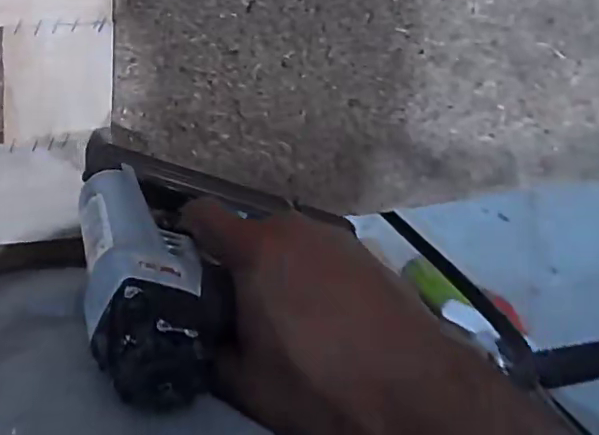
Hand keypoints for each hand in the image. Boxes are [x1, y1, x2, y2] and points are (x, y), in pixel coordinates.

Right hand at [183, 201, 560, 434]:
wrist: (416, 384)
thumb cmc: (323, 383)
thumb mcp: (251, 385)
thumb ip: (217, 353)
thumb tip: (207, 339)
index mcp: (255, 249)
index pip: (204, 213)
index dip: (185, 227)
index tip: (181, 250)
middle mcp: (290, 226)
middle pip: (248, 233)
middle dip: (239, 264)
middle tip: (242, 307)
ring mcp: (329, 233)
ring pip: (286, 242)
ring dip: (277, 267)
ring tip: (291, 315)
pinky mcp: (360, 246)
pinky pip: (318, 251)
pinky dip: (311, 272)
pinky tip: (329, 313)